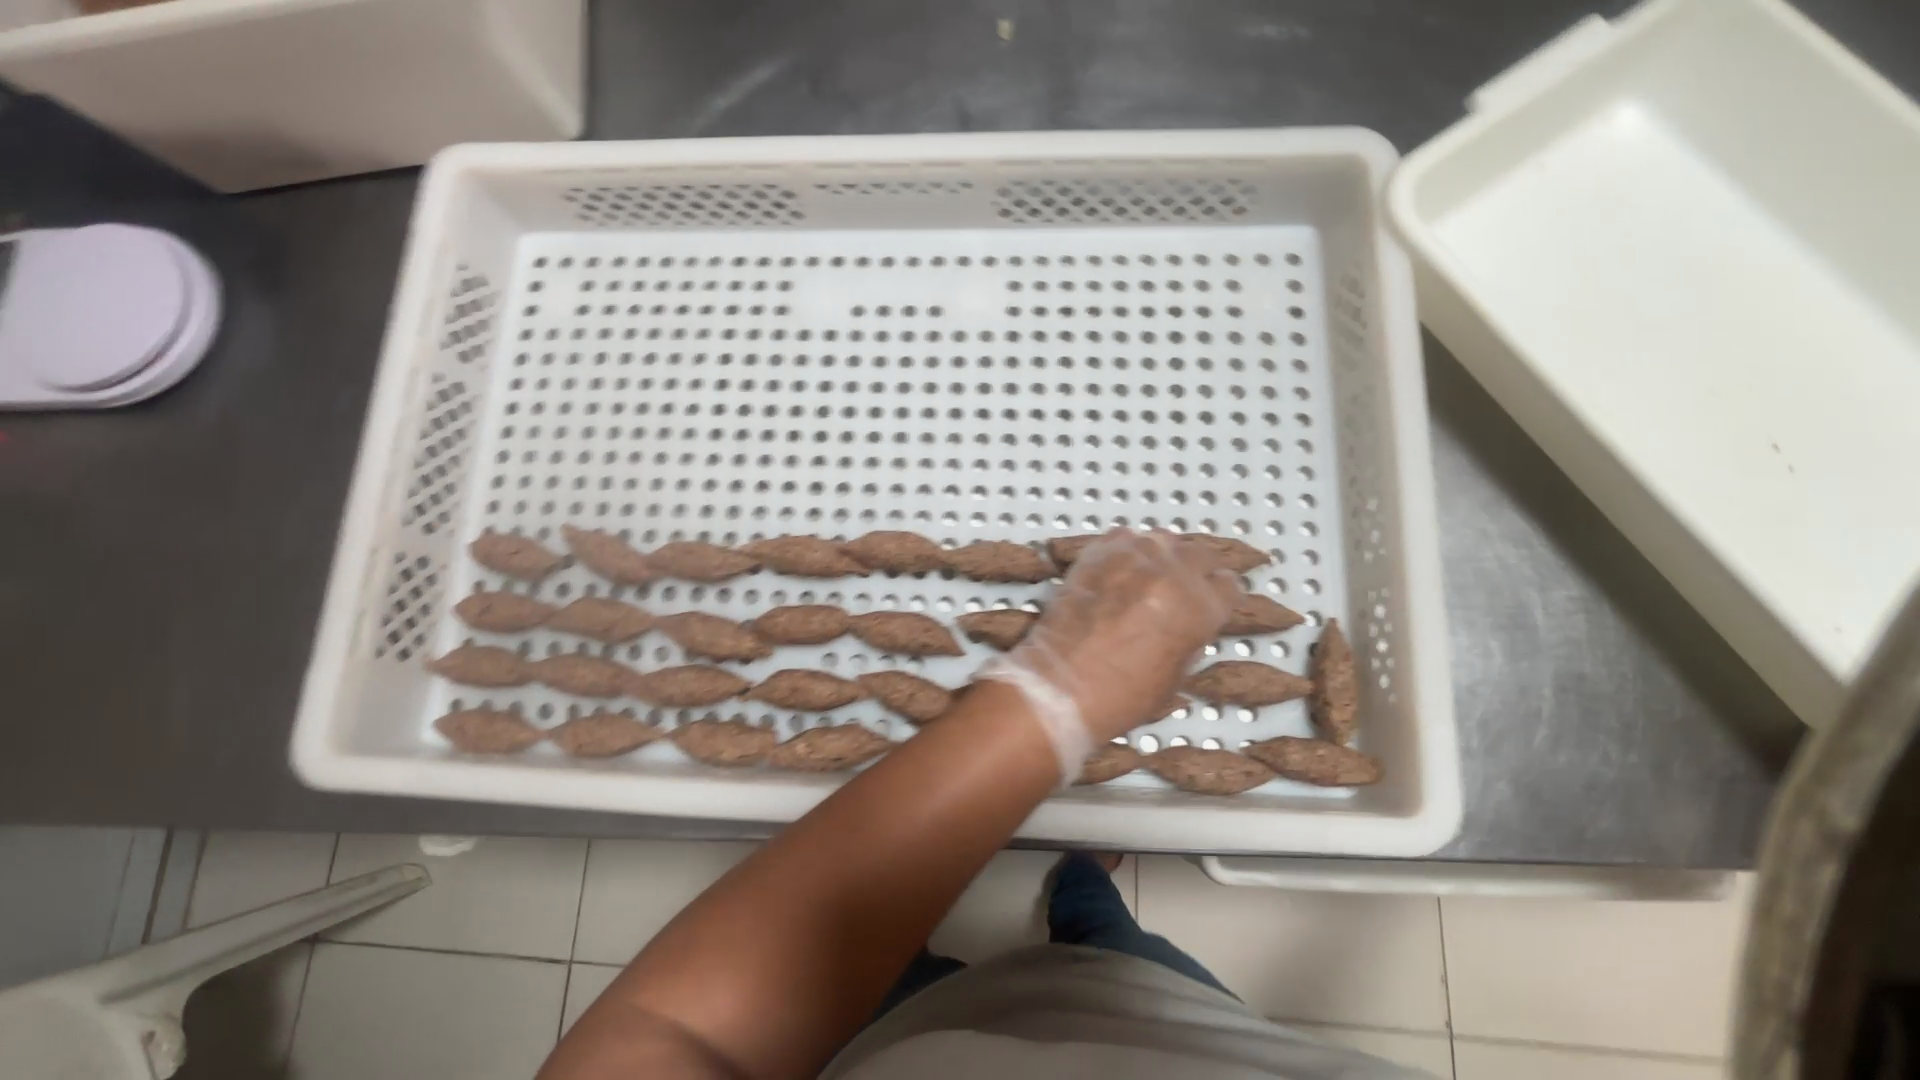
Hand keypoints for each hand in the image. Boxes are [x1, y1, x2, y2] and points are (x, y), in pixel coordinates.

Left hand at [984, 530, 1239, 746]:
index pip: (1228, 585)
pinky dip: (1126, 550)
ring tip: (1150, 577)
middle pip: (1199, 555)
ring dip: (1161, 556)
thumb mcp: (1176, 677)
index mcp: (1200, 608)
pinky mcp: (1098, 554)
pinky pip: (1123, 538)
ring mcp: (1133, 559)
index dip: (1219, 596)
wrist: (1061, 687)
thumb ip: (1191, 639)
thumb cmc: (1120, 697)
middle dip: (1195, 572)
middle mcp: (1172, 574)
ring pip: (1162, 540)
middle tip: (1181, 589)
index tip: (1211, 600)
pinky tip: (1120, 570)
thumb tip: (1190, 623)